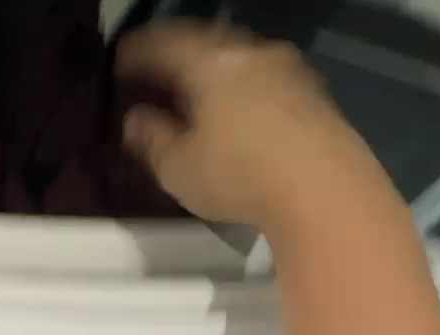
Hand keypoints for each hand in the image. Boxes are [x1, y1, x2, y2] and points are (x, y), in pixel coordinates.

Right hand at [115, 22, 392, 230]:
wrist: (319, 187)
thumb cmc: (236, 175)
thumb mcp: (177, 167)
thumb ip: (151, 139)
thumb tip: (135, 120)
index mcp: (211, 65)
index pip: (167, 44)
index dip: (139, 50)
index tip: (119, 58)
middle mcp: (250, 53)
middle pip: (206, 43)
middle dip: (178, 54)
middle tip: (155, 69)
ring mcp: (285, 69)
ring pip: (236, 58)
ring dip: (210, 70)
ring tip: (191, 89)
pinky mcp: (308, 92)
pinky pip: (259, 77)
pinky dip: (236, 85)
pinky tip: (228, 107)